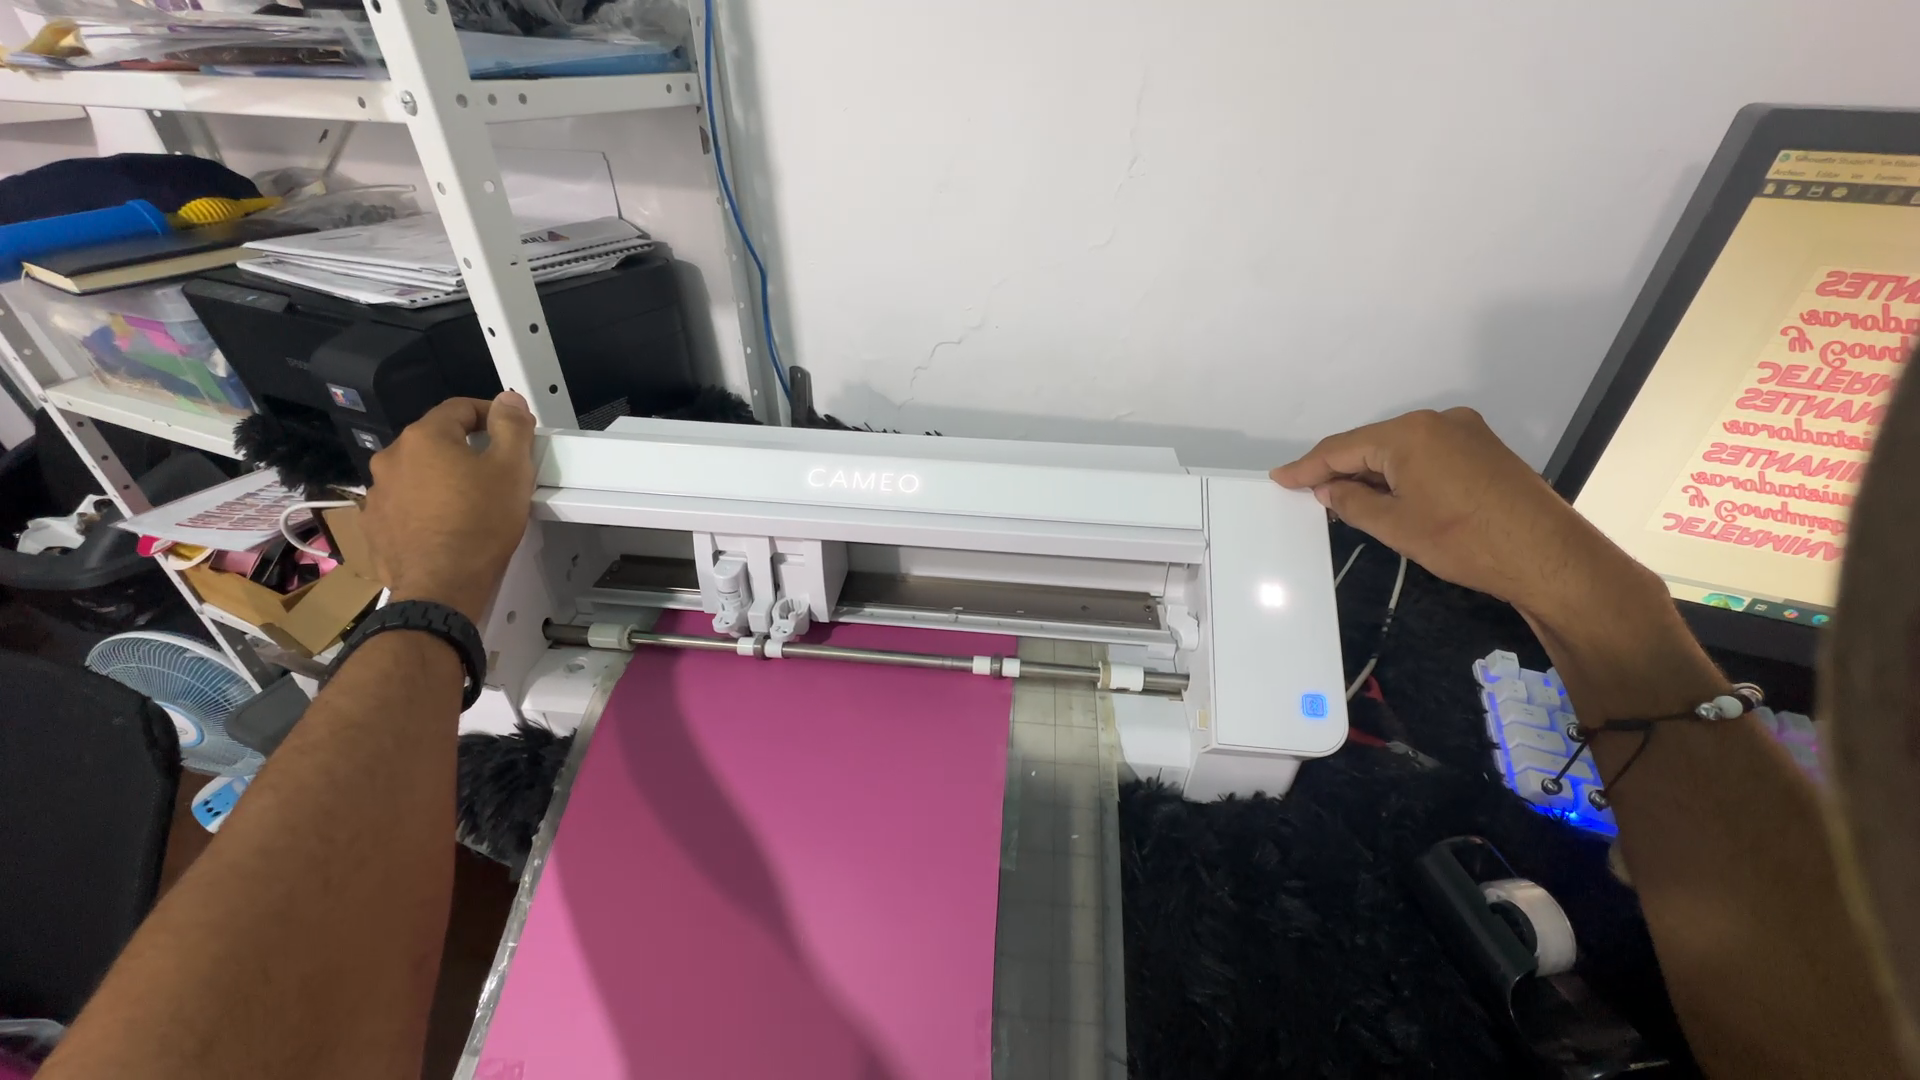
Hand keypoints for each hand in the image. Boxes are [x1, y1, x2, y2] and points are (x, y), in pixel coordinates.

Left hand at [361, 392, 536, 623]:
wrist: (441, 585)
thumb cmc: (481, 523)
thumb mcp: (512, 470)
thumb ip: (512, 427)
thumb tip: (509, 400)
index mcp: (425, 437)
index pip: (460, 408)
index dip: (491, 414)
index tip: (512, 432)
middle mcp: (392, 457)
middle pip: (436, 440)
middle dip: (467, 449)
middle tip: (497, 472)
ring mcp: (378, 492)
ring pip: (419, 472)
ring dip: (444, 478)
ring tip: (473, 503)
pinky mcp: (375, 524)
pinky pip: (406, 503)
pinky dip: (426, 505)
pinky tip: (448, 525)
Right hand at [1270, 407, 1659, 622]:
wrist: (1548, 557)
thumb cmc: (1464, 541)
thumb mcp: (1395, 527)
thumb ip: (1353, 503)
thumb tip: (1329, 490)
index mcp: (1409, 435)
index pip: (1342, 448)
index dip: (1307, 466)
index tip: (1280, 478)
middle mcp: (1437, 422)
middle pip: (1371, 444)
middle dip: (1339, 468)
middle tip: (1307, 492)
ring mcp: (1466, 433)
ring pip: (1399, 450)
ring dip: (1371, 472)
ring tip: (1343, 498)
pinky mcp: (1484, 450)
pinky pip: (1426, 454)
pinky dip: (1400, 472)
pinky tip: (1388, 493)